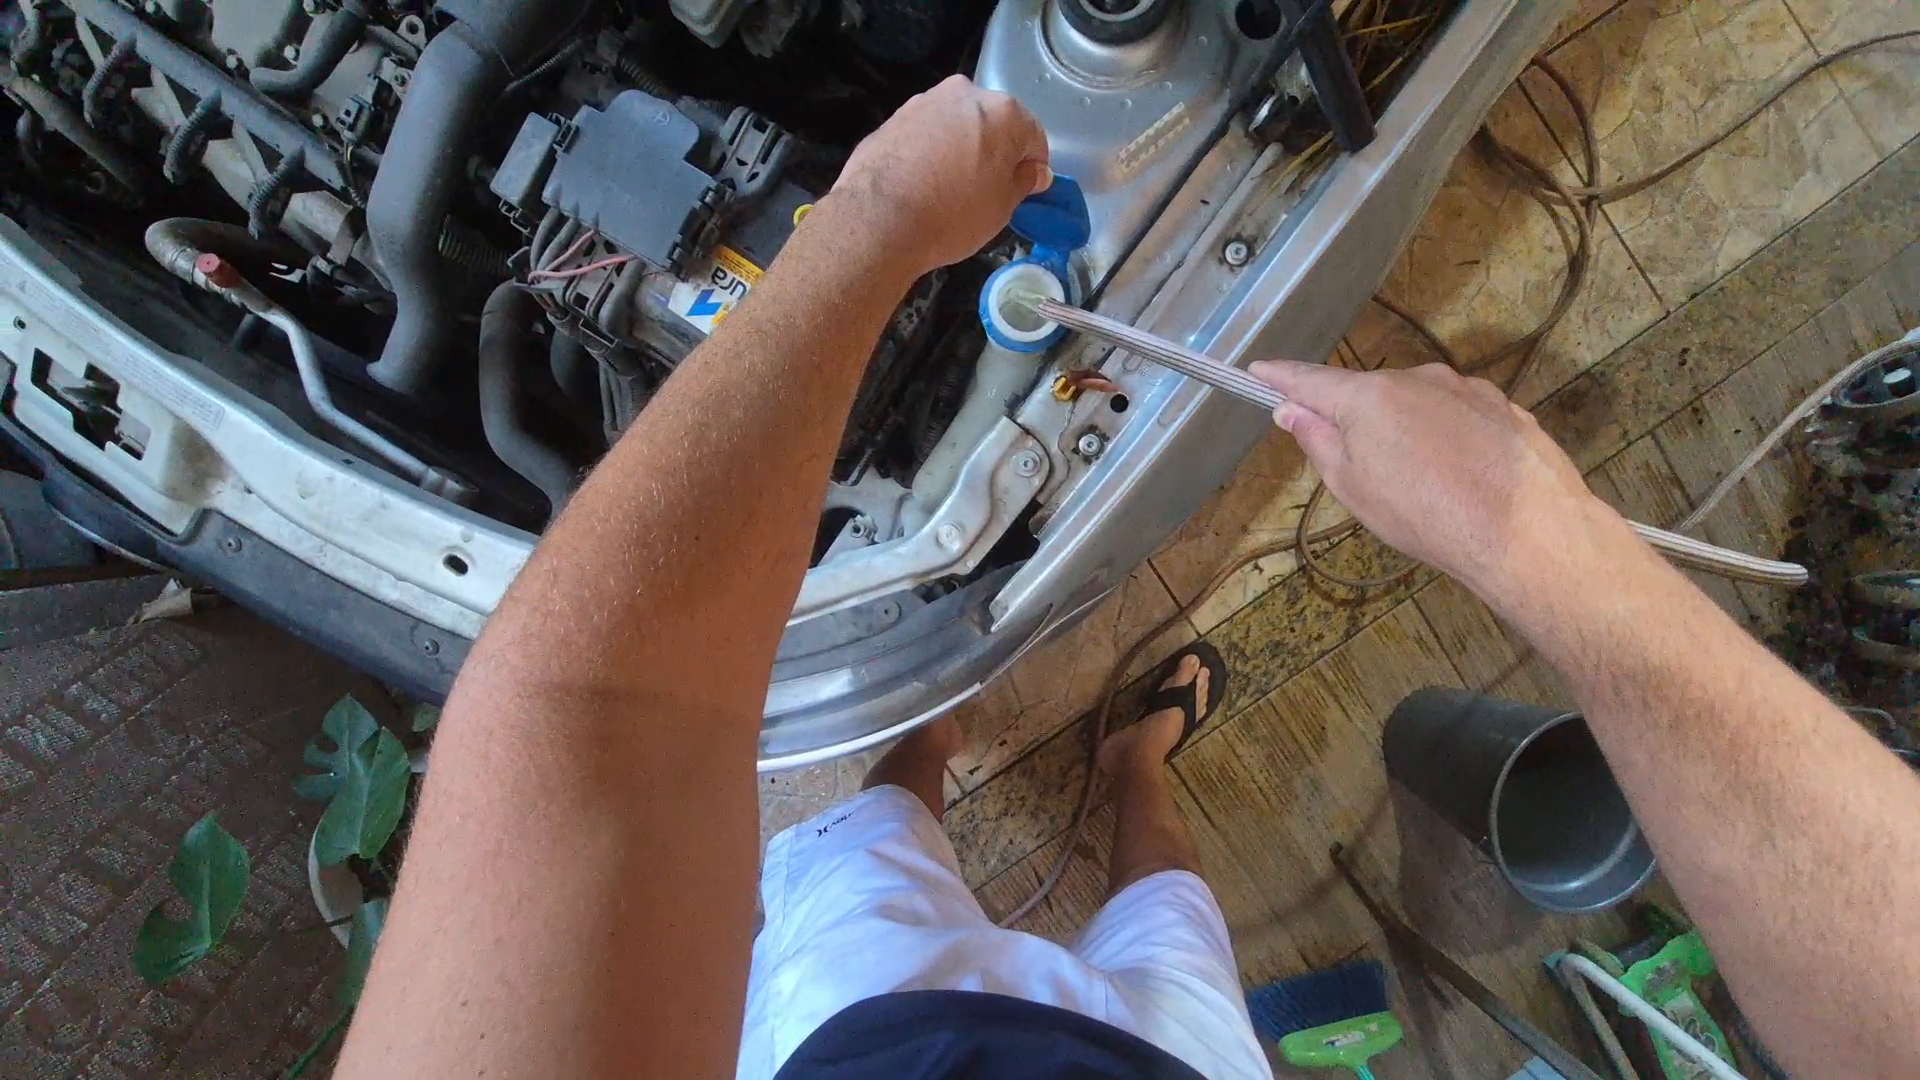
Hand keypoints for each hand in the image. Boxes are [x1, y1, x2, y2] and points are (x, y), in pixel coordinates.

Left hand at [831, 75, 1050, 277]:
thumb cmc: (953, 216)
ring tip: (949, 192)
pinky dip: (931, 155)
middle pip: (993, 124)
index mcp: (1004, 112)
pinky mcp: (894, 118)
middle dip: (995, 154)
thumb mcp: (1001, 209)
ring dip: (962, 151)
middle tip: (985, 194)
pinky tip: (922, 187)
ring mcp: (926, 102)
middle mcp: (965, 94)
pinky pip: (926, 136)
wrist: (880, 219)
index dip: (1032, 167)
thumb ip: (1023, 183)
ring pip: (957, 127)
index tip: (1023, 192)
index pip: (1033, 136)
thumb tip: (1036, 172)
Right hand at [1249, 361, 1614, 591]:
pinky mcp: (1502, 405)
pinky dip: (1439, 432)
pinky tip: (1453, 470)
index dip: (1279, 376)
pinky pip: (1452, 412)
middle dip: (1349, 415)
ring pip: (1412, 400)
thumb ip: (1317, 440)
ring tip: (1413, 477)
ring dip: (1399, 425)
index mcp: (1369, 396)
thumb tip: (1292, 409)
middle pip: (1365, 391)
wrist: (1526, 532)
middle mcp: (1416, 378)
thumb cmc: (1421, 513)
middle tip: (1351, 463)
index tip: (1257, 370)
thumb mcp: (1350, 485)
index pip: (1310, 380)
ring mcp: (1464, 388)